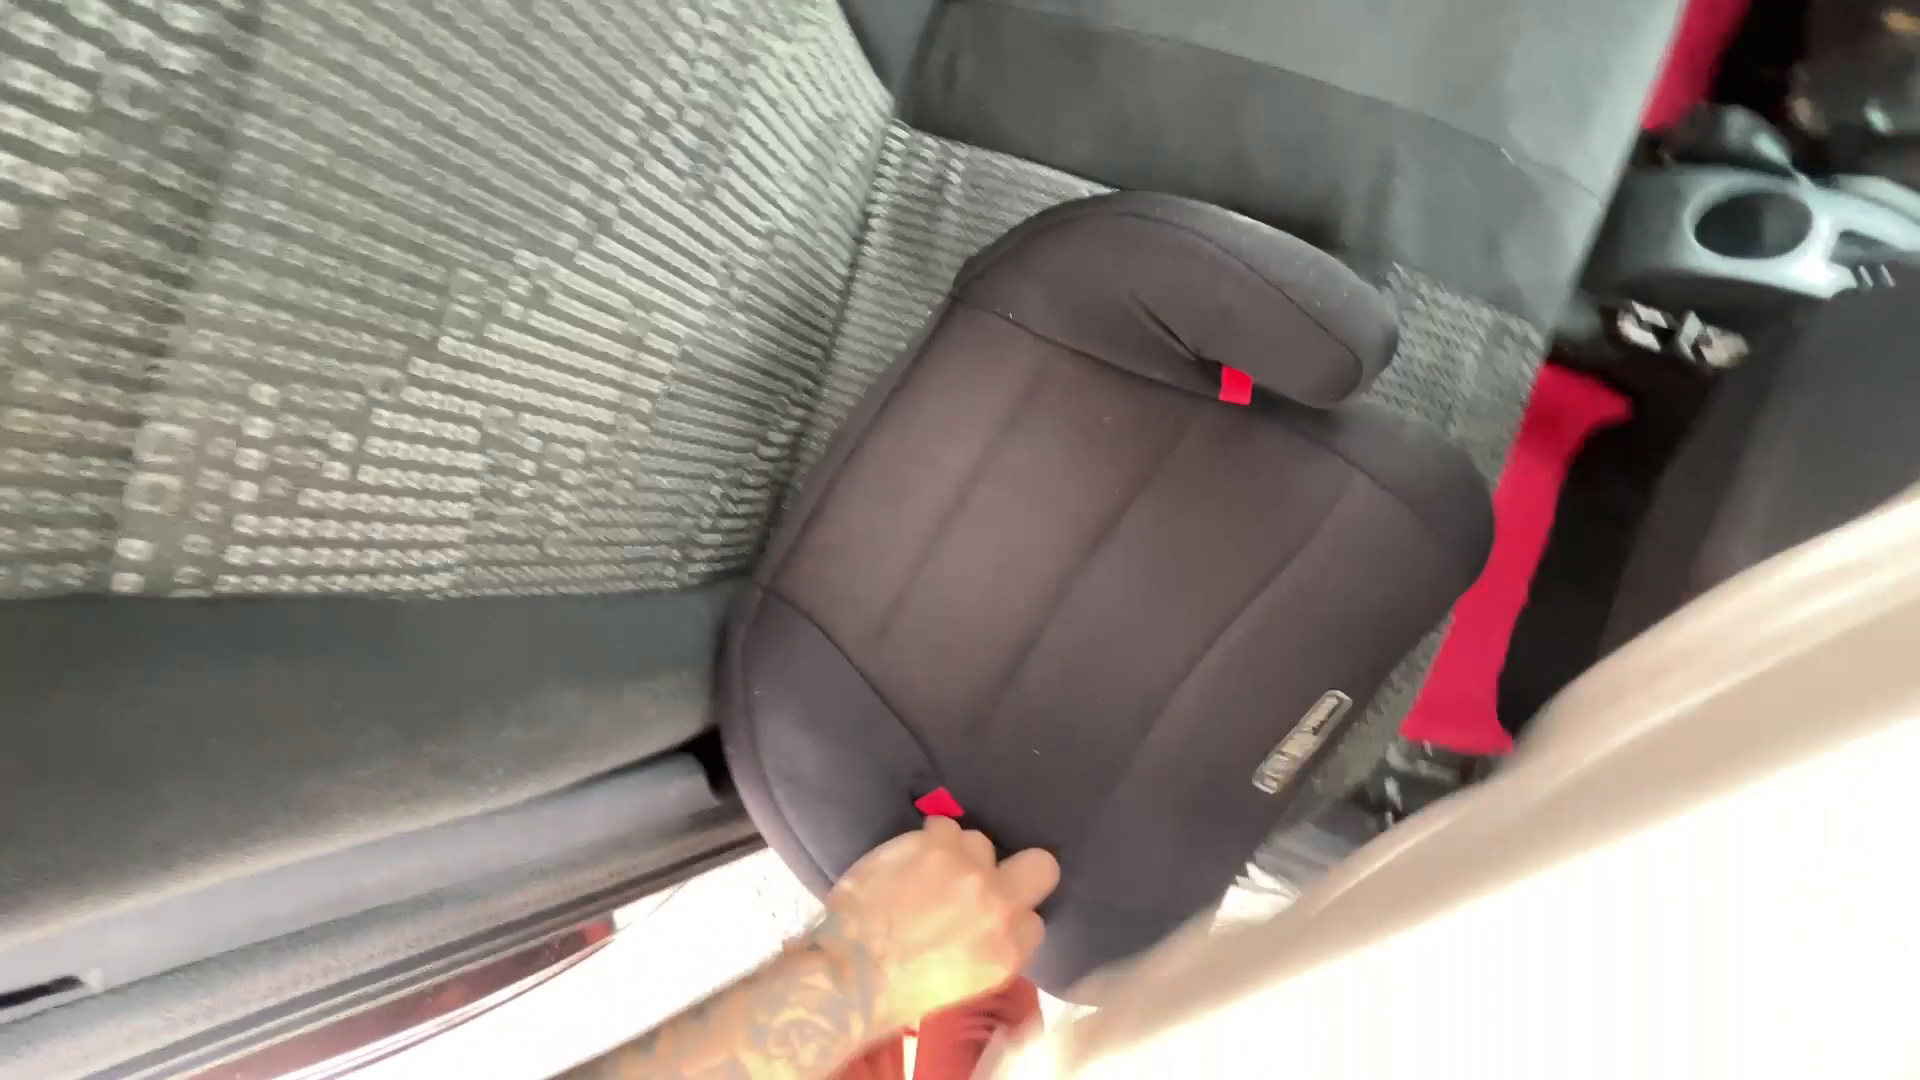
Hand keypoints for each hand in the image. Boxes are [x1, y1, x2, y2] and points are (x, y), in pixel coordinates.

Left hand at [811, 817, 1060, 1030]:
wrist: (848, 970)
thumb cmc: (899, 989)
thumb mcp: (966, 983)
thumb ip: (992, 946)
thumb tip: (996, 921)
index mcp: (1006, 951)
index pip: (1034, 920)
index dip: (1011, 916)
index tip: (990, 918)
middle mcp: (995, 903)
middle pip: (1040, 865)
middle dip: (1022, 869)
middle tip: (986, 878)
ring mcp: (965, 867)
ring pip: (980, 842)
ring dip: (960, 855)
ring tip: (931, 872)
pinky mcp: (932, 841)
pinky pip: (943, 825)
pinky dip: (928, 839)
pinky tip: (910, 858)